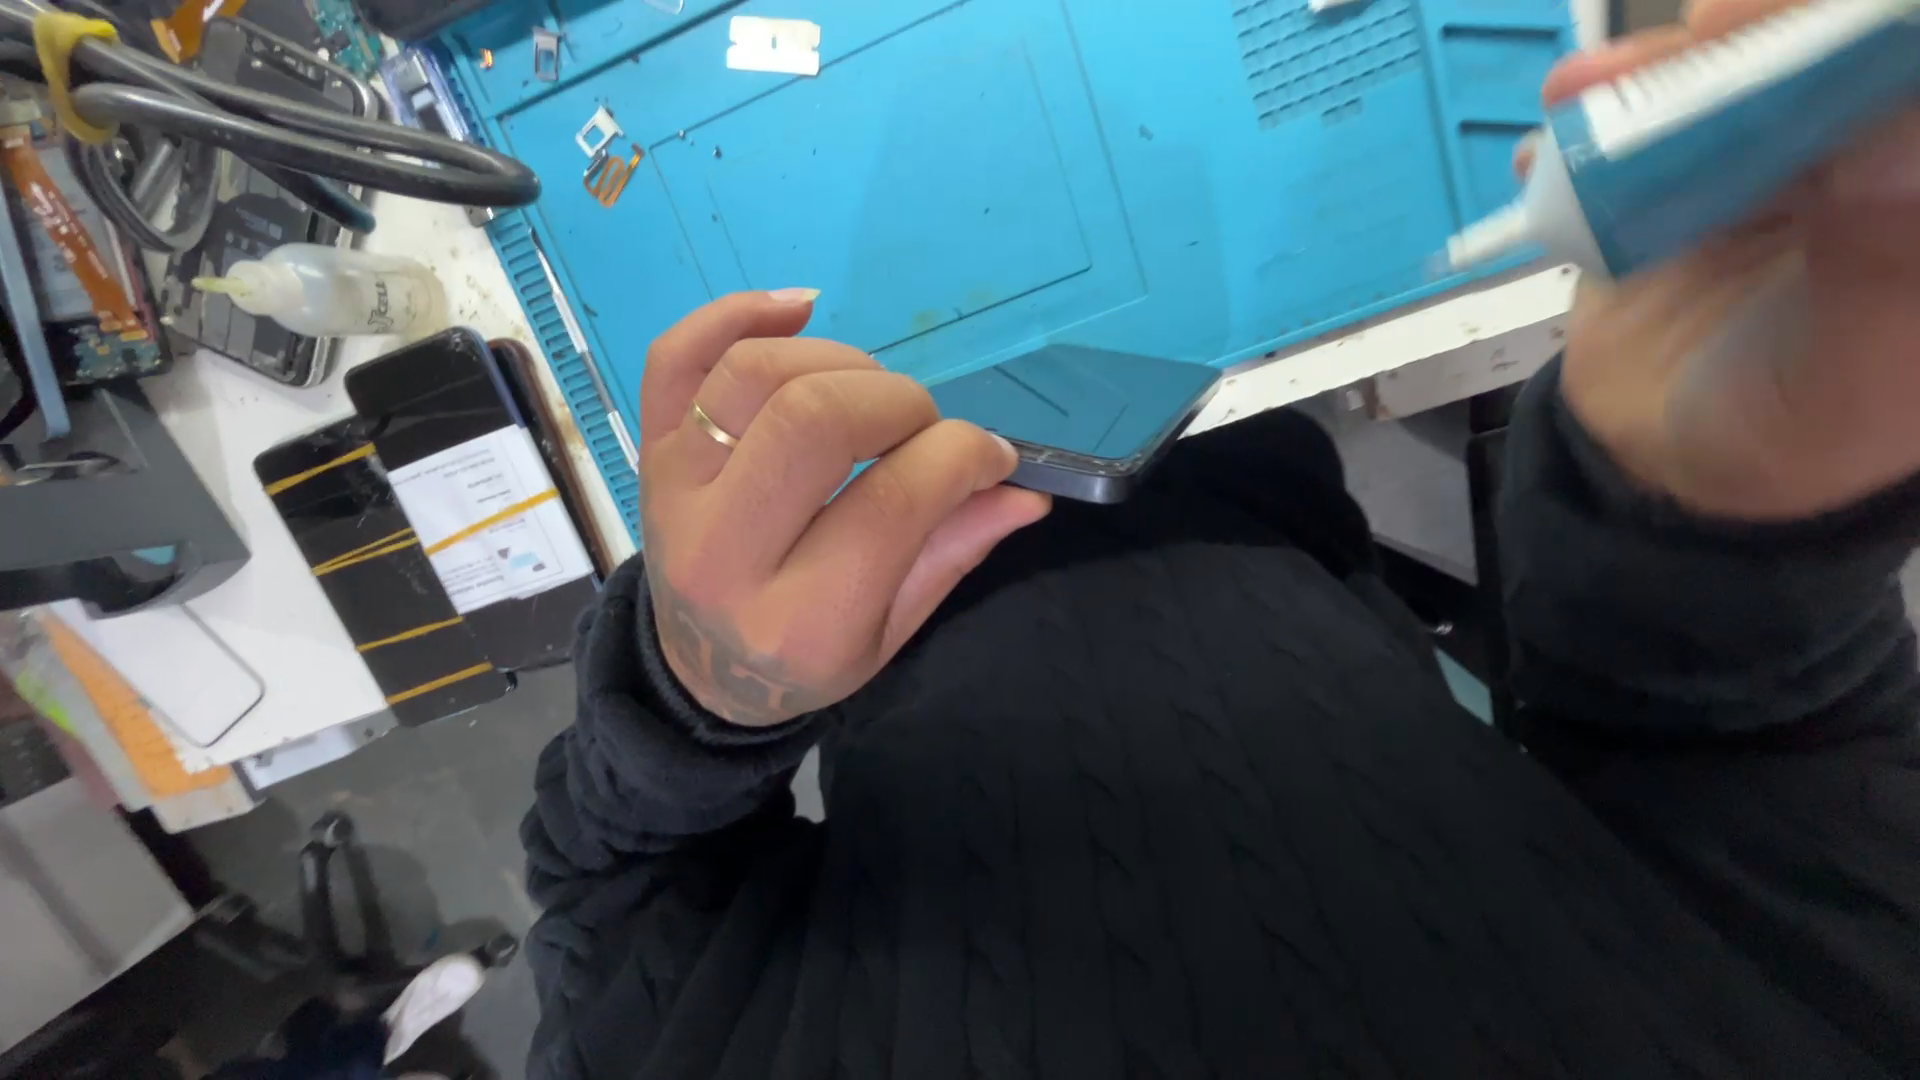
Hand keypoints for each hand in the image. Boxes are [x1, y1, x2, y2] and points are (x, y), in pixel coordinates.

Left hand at [636, 290, 1050, 725]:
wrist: (701, 668)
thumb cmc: (806, 657)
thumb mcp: (890, 633)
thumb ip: (953, 554)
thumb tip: (1024, 490)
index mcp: (799, 621)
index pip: (893, 502)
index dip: (963, 456)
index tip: (992, 455)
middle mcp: (723, 553)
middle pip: (815, 419)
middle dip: (899, 402)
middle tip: (922, 428)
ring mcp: (674, 493)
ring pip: (754, 372)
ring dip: (839, 361)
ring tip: (871, 394)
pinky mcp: (650, 452)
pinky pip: (677, 353)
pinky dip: (740, 313)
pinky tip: (800, 312)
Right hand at [1529, 0, 1919, 519]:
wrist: (1665, 462)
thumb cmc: (1793, 424)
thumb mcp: (1862, 357)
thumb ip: (1884, 253)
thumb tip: (1881, 132)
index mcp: (1915, 183)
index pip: (1905, 67)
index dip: (1867, 27)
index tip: (1781, 27)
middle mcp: (1856, 155)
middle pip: (1816, 53)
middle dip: (1757, 31)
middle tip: (1698, 30)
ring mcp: (1752, 172)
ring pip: (1712, 89)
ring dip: (1646, 76)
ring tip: (1574, 88)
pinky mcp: (1659, 199)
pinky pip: (1619, 153)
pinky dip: (1572, 143)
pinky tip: (1535, 150)